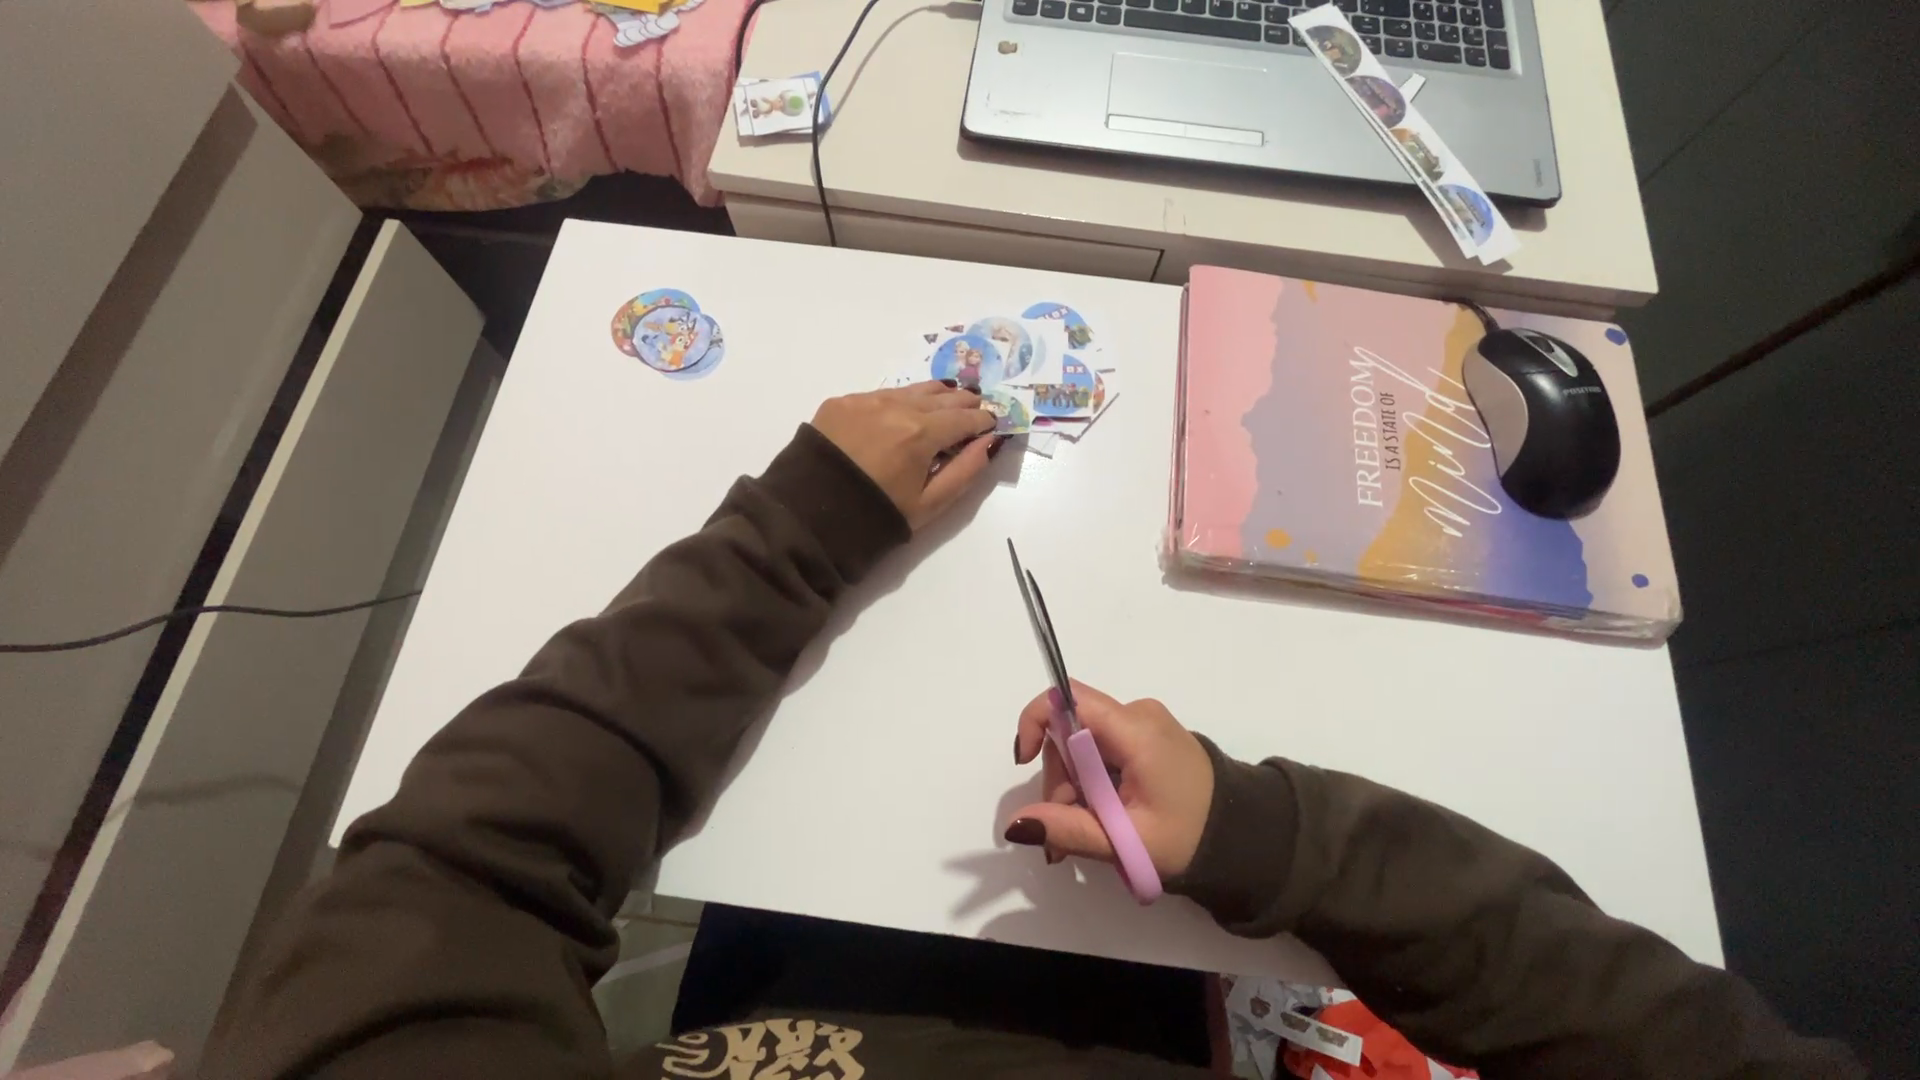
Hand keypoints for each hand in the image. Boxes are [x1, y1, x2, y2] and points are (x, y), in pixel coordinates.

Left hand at [810, 381, 1001, 530]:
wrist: (811, 517)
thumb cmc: (877, 516)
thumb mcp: (930, 504)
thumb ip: (966, 470)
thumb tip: (990, 441)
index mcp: (921, 433)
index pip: (964, 418)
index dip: (983, 420)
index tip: (992, 423)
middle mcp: (896, 407)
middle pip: (941, 397)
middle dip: (963, 403)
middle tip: (975, 406)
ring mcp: (866, 400)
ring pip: (912, 390)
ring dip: (934, 396)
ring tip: (947, 400)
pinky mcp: (842, 402)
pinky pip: (882, 394)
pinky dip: (899, 401)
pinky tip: (903, 411)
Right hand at [1005, 682, 1214, 877]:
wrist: (1247, 838)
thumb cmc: (1191, 838)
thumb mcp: (1126, 840)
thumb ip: (1069, 829)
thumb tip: (1015, 823)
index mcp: (1135, 730)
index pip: (1068, 698)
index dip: (1036, 720)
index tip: (1025, 761)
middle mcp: (1137, 715)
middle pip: (1071, 731)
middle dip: (1059, 780)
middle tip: (1063, 833)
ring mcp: (1143, 724)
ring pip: (1082, 745)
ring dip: (1073, 788)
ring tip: (1081, 838)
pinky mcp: (1147, 738)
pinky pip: (1101, 750)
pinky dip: (1092, 783)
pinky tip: (1097, 821)